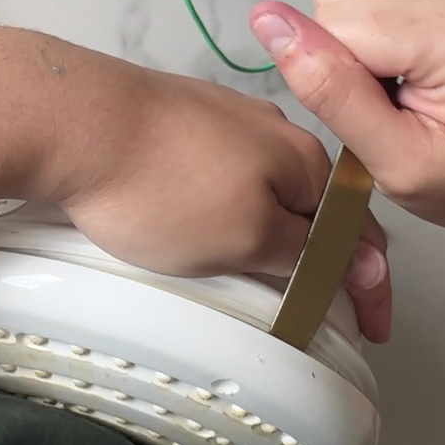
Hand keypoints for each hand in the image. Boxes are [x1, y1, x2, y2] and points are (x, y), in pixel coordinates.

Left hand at [37, 46, 391, 342]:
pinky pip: (219, 169)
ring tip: (256, 268)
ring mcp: (219, 116)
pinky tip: (203, 220)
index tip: (370, 328)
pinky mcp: (176, 116)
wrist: (74, 118)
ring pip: (262, 184)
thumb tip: (363, 259)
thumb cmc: (159, 186)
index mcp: (301, 158)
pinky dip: (227, 204)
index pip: (358, 230)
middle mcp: (269, 128)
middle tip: (310, 302)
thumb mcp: (246, 236)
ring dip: (270, 227)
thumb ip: (308, 250)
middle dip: (320, 253)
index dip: (370, 285)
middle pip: (311, 202)